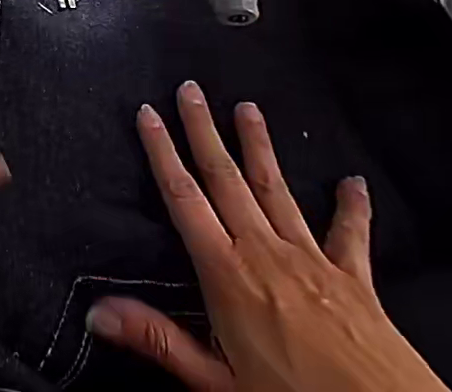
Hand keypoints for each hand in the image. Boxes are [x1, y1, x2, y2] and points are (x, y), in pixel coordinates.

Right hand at [87, 83, 449, 391]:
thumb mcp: (214, 384)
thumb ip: (157, 340)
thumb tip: (97, 311)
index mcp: (227, 272)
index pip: (184, 198)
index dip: (162, 152)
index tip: (149, 114)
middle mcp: (264, 249)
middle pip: (225, 177)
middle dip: (204, 129)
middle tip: (190, 89)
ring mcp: (311, 257)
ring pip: (276, 187)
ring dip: (259, 145)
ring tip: (247, 107)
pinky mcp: (353, 274)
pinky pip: (350, 233)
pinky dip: (352, 206)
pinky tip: (353, 181)